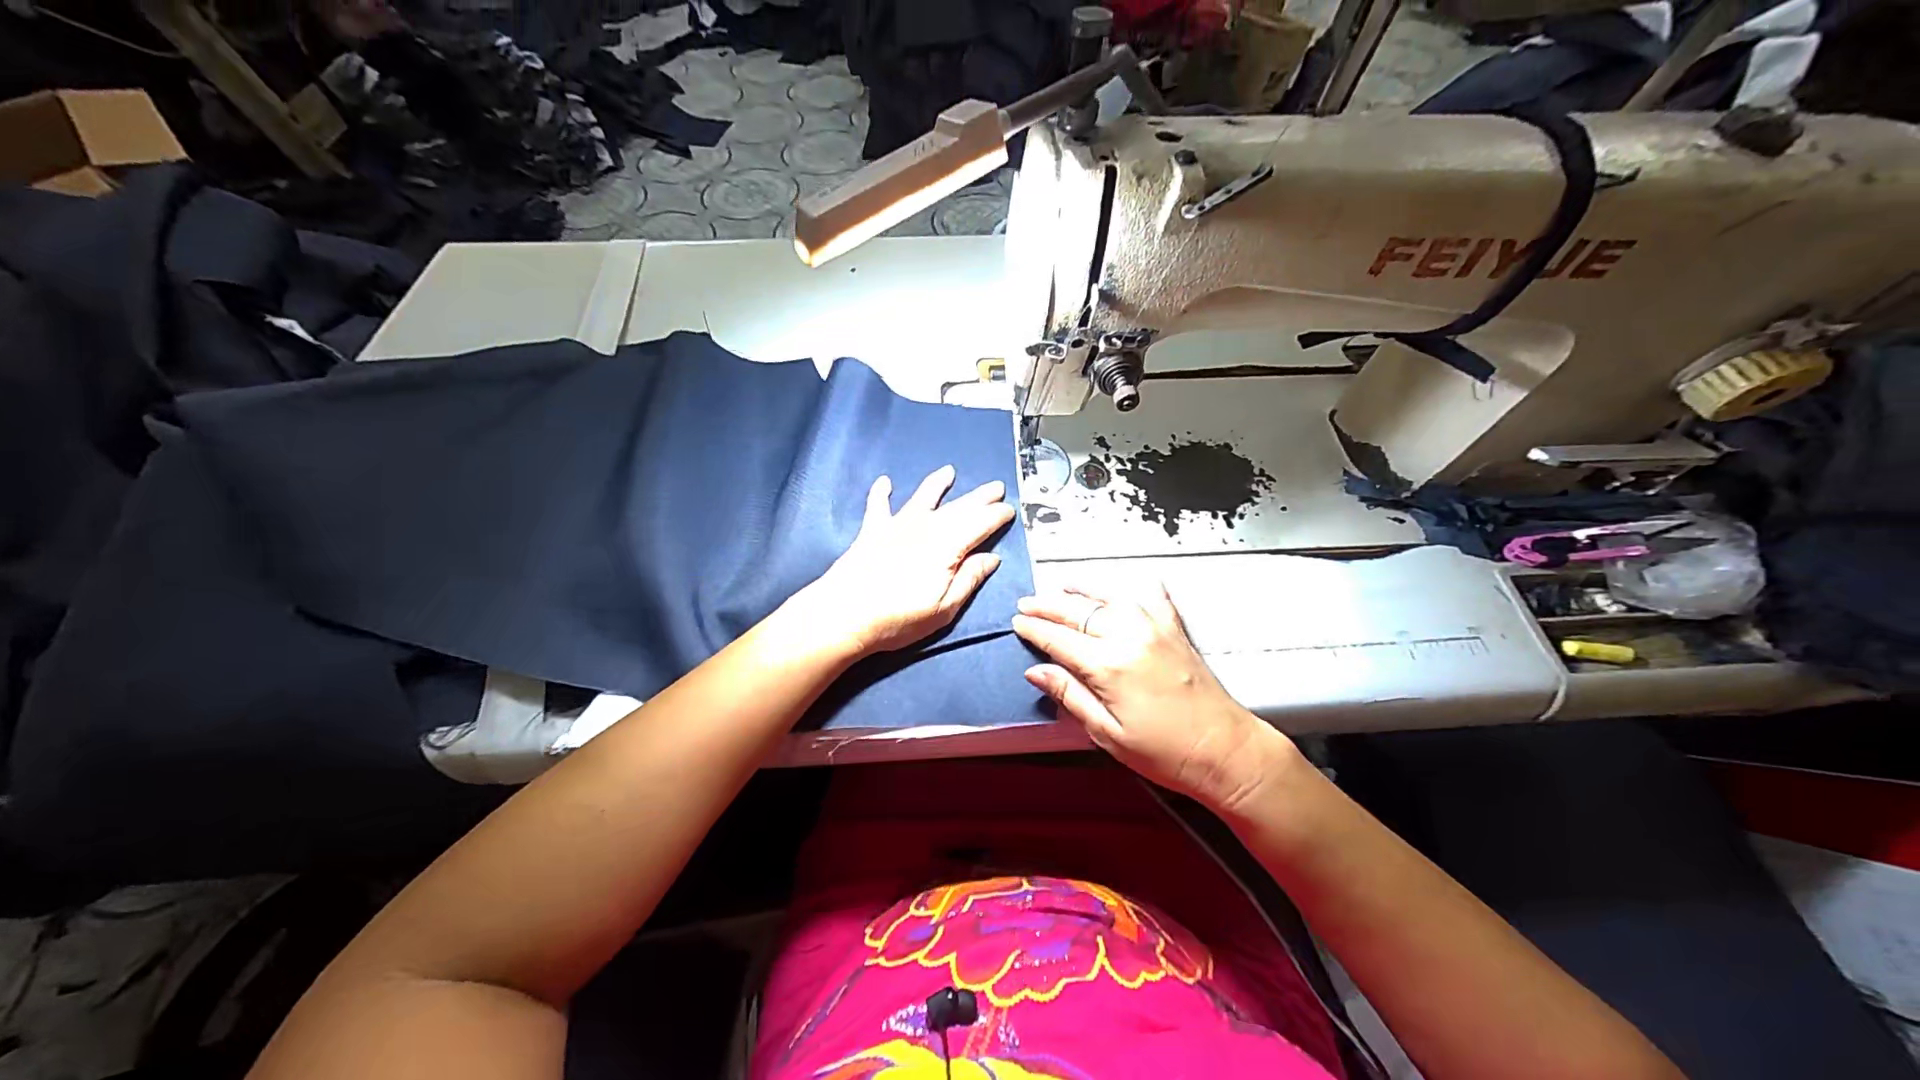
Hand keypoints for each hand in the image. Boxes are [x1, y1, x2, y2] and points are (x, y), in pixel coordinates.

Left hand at [797, 466, 1015, 656]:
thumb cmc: (897, 618)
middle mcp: (924, 528)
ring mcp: (896, 526)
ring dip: (938, 484)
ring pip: (923, 498)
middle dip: (979, 497)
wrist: (844, 614)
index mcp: (947, 547)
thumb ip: (969, 579)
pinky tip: (884, 481)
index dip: (997, 515)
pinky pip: (878, 505)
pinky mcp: (872, 532)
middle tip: (995, 488)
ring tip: (948, 472)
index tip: (1009, 510)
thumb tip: (990, 558)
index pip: (980, 524)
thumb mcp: (944, 608)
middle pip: (958, 508)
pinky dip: (881, 492)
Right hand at [1012, 581, 1295, 812]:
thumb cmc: (1170, 752)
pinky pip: (1150, 597)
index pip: (1058, 638)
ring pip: (1109, 597)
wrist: (1226, 751)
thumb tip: (1038, 672)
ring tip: (1063, 589)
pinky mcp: (1175, 631)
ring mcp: (1156, 629)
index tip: (1019, 623)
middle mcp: (1132, 638)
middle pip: (1078, 611)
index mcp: (1110, 666)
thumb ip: (1070, 695)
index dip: (1034, 628)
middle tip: (1028, 604)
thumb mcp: (1107, 733)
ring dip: (1082, 591)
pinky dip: (1130, 590)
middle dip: (1048, 605)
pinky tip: (1120, 590)